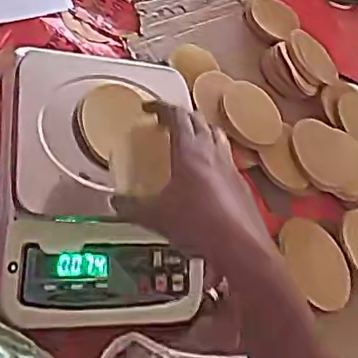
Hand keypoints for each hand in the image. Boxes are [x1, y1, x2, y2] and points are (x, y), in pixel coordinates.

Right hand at [114, 102, 274, 278]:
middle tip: (167, 121)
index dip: (161, 107)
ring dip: (201, 130)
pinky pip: (227, 157)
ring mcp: (230, 166)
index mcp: (190, 150)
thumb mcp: (157, 217)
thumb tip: (116, 203)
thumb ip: (133, 208)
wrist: (241, 249)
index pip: (176, 115)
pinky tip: (208, 172)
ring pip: (216, 135)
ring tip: (189, 139)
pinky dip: (214, 155)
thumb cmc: (200, 225)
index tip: (150, 108)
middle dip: (181, 116)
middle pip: (198, 120)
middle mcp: (212, 152)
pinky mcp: (241, 184)